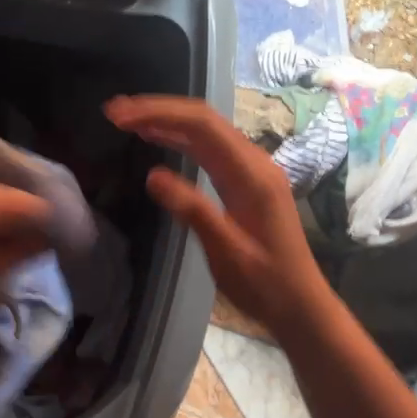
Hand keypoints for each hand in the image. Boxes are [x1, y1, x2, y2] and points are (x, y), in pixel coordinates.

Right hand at [105, 95, 326, 328]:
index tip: (120, 118)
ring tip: (126, 118)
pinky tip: (155, 137)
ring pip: (204, 129)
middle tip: (115, 112)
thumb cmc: (265, 283)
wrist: (301, 308)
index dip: (158, 114)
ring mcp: (251, 169)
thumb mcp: (226, 252)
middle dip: (157, 109)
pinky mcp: (245, 180)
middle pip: (203, 119)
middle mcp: (254, 162)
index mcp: (251, 175)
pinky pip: (208, 146)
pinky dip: (178, 135)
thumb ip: (193, 211)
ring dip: (165, 119)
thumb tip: (152, 174)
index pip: (201, 126)